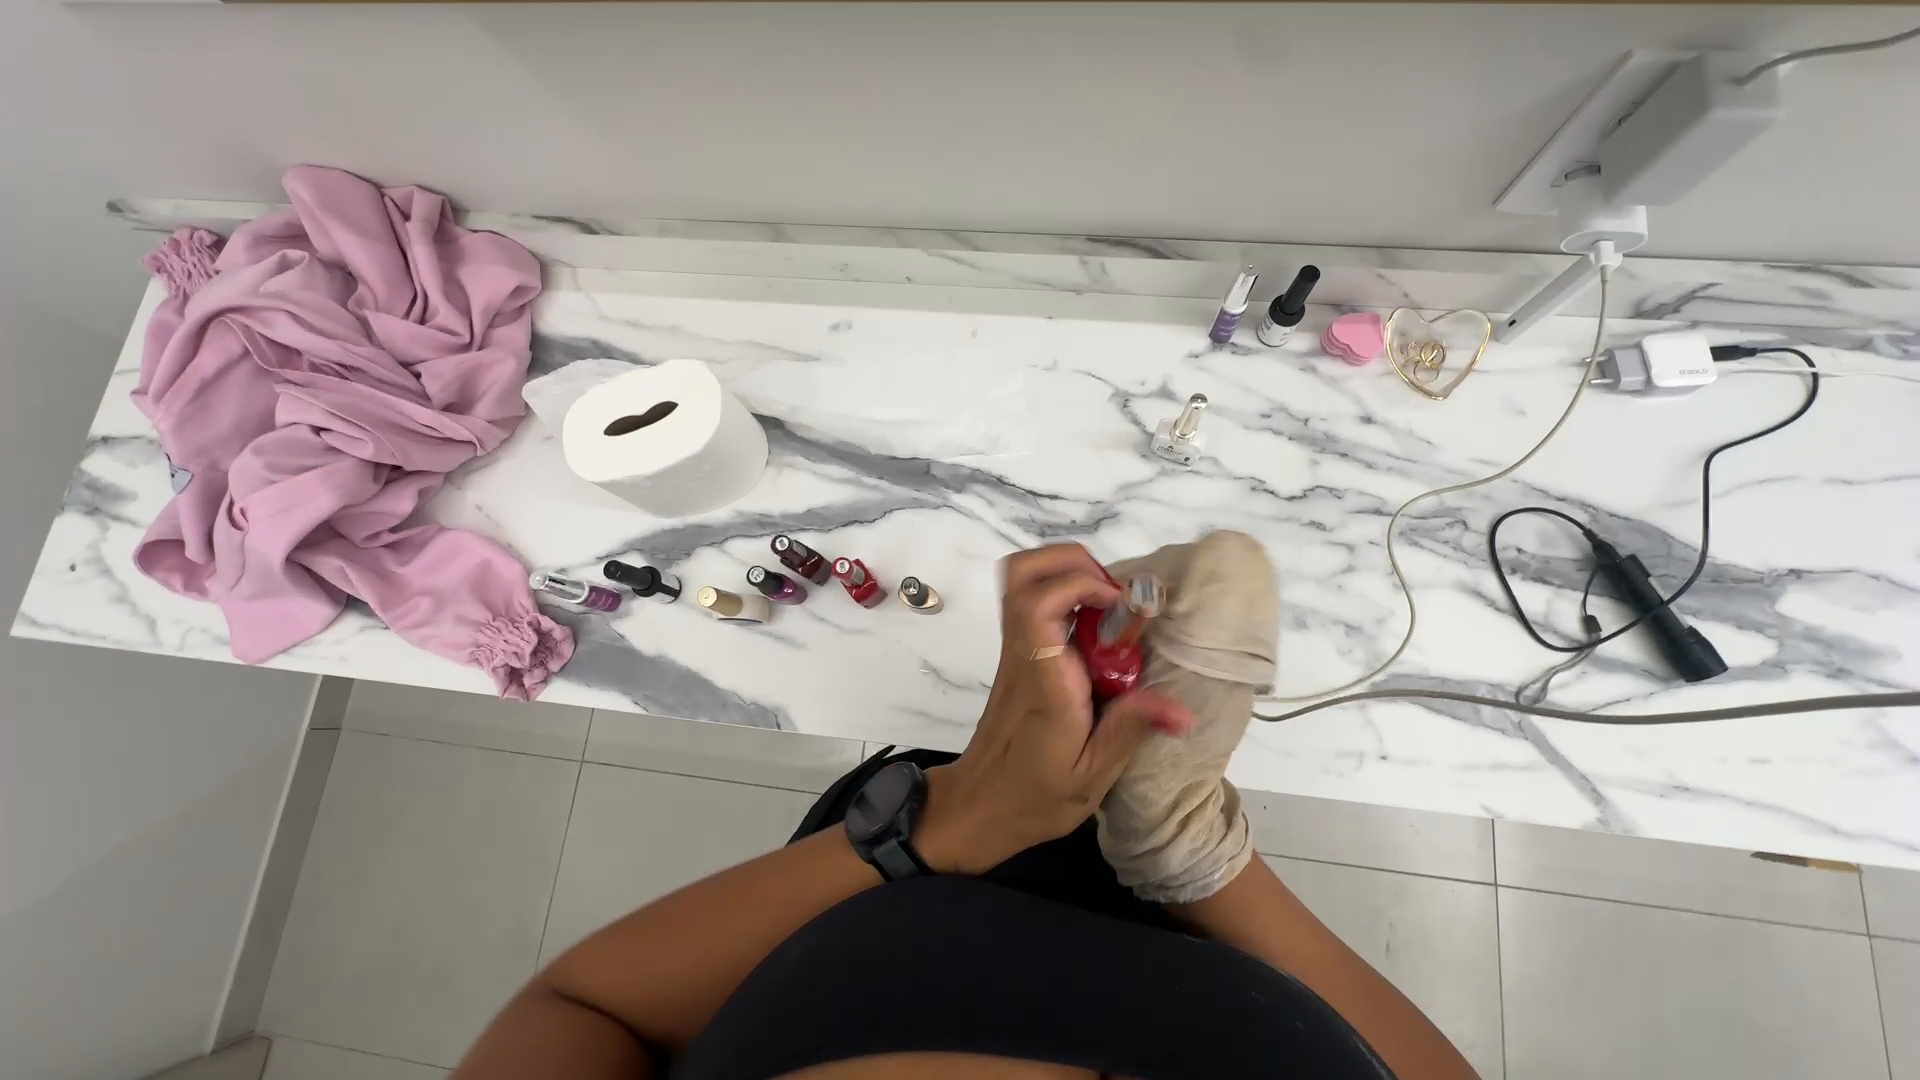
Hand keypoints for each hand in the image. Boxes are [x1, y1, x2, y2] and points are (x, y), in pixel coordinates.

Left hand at [914, 543, 1193, 874]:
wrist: (979, 805)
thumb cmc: (1034, 797)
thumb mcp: (1091, 777)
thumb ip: (1129, 731)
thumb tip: (1183, 710)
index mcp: (1044, 680)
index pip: (1037, 605)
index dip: (1080, 584)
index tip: (1122, 604)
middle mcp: (1022, 654)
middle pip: (1021, 573)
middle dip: (1071, 561)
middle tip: (1114, 593)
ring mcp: (1013, 651)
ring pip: (1020, 581)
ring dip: (1066, 573)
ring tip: (1109, 603)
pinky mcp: (1016, 656)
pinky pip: (1030, 603)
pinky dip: (1063, 594)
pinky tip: (1097, 627)